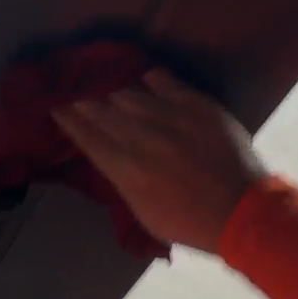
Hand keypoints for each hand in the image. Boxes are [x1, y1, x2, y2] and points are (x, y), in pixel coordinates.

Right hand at [54, 68, 264, 252]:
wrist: (242, 211)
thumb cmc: (189, 221)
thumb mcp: (143, 212)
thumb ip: (121, 180)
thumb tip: (106, 155)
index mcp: (126, 170)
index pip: (87, 136)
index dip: (68, 119)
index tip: (56, 106)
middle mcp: (141, 138)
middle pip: (101, 110)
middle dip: (82, 98)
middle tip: (71, 87)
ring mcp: (169, 117)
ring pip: (127, 92)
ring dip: (110, 86)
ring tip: (99, 78)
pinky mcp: (194, 104)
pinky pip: (162, 80)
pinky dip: (147, 78)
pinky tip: (139, 77)